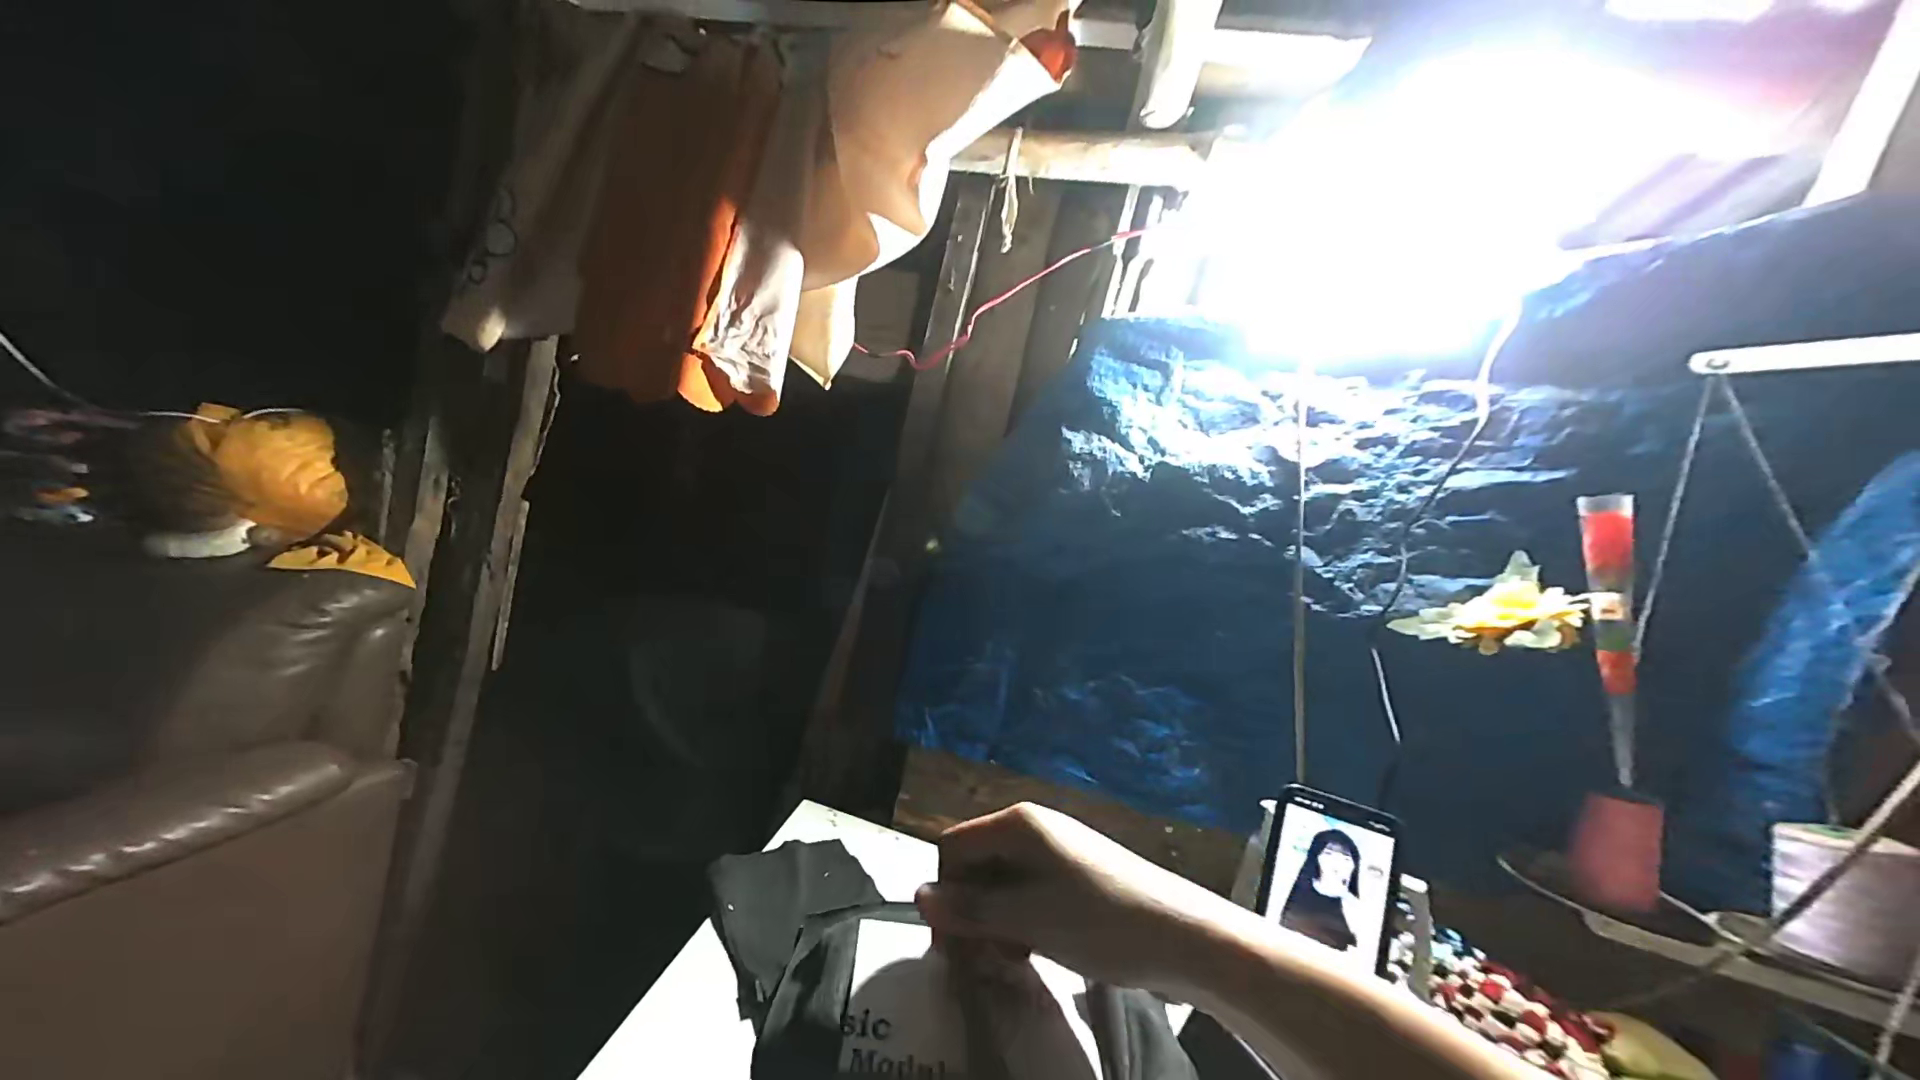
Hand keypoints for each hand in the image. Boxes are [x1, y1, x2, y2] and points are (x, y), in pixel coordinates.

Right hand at [914, 802, 1243, 998]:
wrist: (1182, 934)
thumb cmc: (1099, 921)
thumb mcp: (1028, 919)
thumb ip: (971, 909)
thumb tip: (920, 897)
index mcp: (1018, 824)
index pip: (954, 847)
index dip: (945, 893)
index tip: (953, 944)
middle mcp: (1032, 827)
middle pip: (977, 864)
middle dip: (971, 912)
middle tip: (982, 961)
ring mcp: (1055, 850)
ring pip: (1001, 882)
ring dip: (995, 922)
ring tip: (1011, 960)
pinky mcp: (1072, 874)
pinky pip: (1028, 892)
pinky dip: (1020, 921)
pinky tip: (1032, 950)